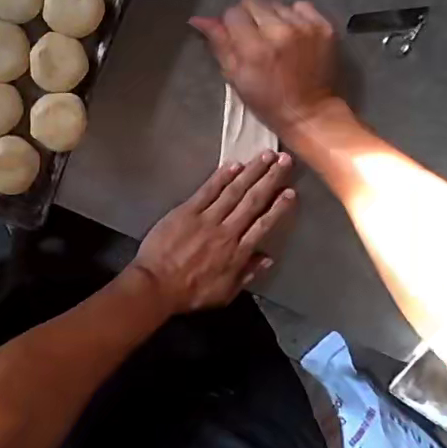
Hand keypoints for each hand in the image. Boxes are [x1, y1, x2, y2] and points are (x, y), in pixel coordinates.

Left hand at [128, 151, 295, 313]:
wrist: (155, 285)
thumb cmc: (190, 292)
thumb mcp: (224, 293)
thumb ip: (246, 274)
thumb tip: (268, 258)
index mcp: (237, 253)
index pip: (263, 225)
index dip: (279, 207)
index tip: (291, 192)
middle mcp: (226, 231)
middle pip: (253, 201)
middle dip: (271, 179)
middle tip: (285, 161)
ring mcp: (206, 218)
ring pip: (234, 191)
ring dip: (251, 172)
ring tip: (266, 155)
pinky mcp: (186, 211)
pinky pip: (207, 190)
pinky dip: (221, 177)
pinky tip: (234, 164)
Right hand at [190, 0, 339, 136]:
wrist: (311, 113)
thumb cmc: (267, 102)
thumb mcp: (236, 78)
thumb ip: (220, 44)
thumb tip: (199, 19)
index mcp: (255, 48)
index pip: (233, 13)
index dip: (231, 24)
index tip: (236, 38)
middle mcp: (280, 31)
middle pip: (254, 3)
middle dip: (250, 18)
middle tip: (255, 38)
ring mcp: (305, 27)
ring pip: (277, 4)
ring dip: (272, 17)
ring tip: (276, 38)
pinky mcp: (324, 27)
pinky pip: (302, 6)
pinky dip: (295, 16)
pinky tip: (294, 34)